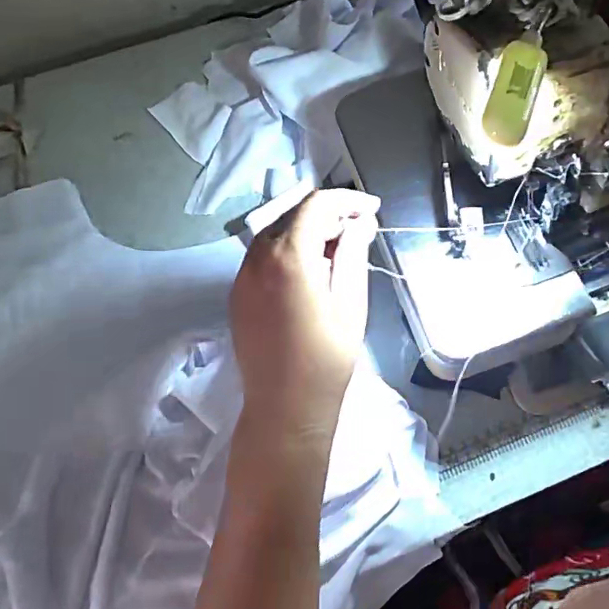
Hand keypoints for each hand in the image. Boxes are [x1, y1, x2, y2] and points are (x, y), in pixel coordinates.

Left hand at [229, 188, 381, 426]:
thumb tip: (359, 223)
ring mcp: (242, 277)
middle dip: (327, 213)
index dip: (346, 200)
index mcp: (288, 258)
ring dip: (306, 230)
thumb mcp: (351, 302)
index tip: (371, 209)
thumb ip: (353, 254)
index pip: (315, 206)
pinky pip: (262, 256)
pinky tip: (311, 269)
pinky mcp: (237, 294)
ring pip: (274, 233)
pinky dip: (288, 249)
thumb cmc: (327, 359)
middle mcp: (257, 259)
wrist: (285, 408)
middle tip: (359, 229)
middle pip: (292, 214)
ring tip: (338, 248)